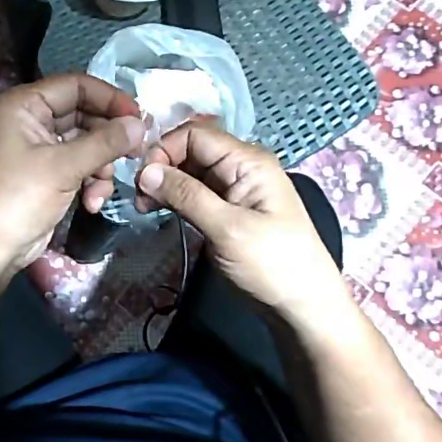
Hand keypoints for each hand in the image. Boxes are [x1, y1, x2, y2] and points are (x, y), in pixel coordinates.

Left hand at [0, 73, 145, 285]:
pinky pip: (78, 167)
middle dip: (109, 138)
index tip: (140, 118)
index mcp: (24, 105)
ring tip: (102, 190)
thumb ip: (105, 142)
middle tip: (137, 153)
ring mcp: (38, 149)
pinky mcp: (45, 175)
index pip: (76, 85)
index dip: (110, 98)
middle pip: (84, 115)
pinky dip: (90, 182)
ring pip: (86, 144)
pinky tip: (92, 204)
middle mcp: (30, 120)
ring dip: (101, 167)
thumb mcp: (63, 167)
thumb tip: (141, 124)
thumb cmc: (16, 199)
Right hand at [133, 122, 347, 327]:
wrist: (302, 307)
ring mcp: (234, 189)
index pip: (195, 134)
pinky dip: (173, 197)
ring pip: (189, 171)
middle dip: (160, 167)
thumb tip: (145, 171)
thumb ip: (186, 196)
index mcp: (247, 161)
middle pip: (190, 150)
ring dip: (164, 183)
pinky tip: (158, 211)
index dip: (164, 150)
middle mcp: (240, 167)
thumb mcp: (227, 229)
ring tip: (144, 208)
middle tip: (139, 199)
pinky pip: (194, 191)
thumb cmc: (272, 264)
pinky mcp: (227, 210)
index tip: (142, 180)